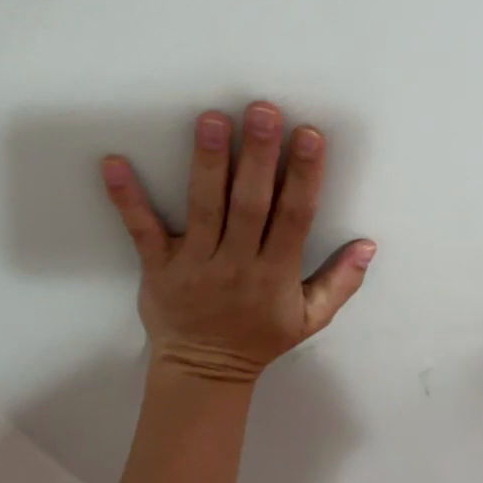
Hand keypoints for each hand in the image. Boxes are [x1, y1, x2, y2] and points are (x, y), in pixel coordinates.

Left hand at [99, 101, 375, 383]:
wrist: (203, 371)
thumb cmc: (260, 339)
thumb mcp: (312, 318)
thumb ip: (341, 281)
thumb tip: (368, 245)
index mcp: (275, 274)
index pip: (294, 218)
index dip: (303, 176)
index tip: (309, 136)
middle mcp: (236, 264)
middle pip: (251, 204)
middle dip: (259, 157)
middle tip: (263, 111)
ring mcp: (194, 264)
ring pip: (204, 208)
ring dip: (208, 163)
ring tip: (212, 119)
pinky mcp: (157, 267)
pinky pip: (142, 230)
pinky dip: (127, 199)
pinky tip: (114, 163)